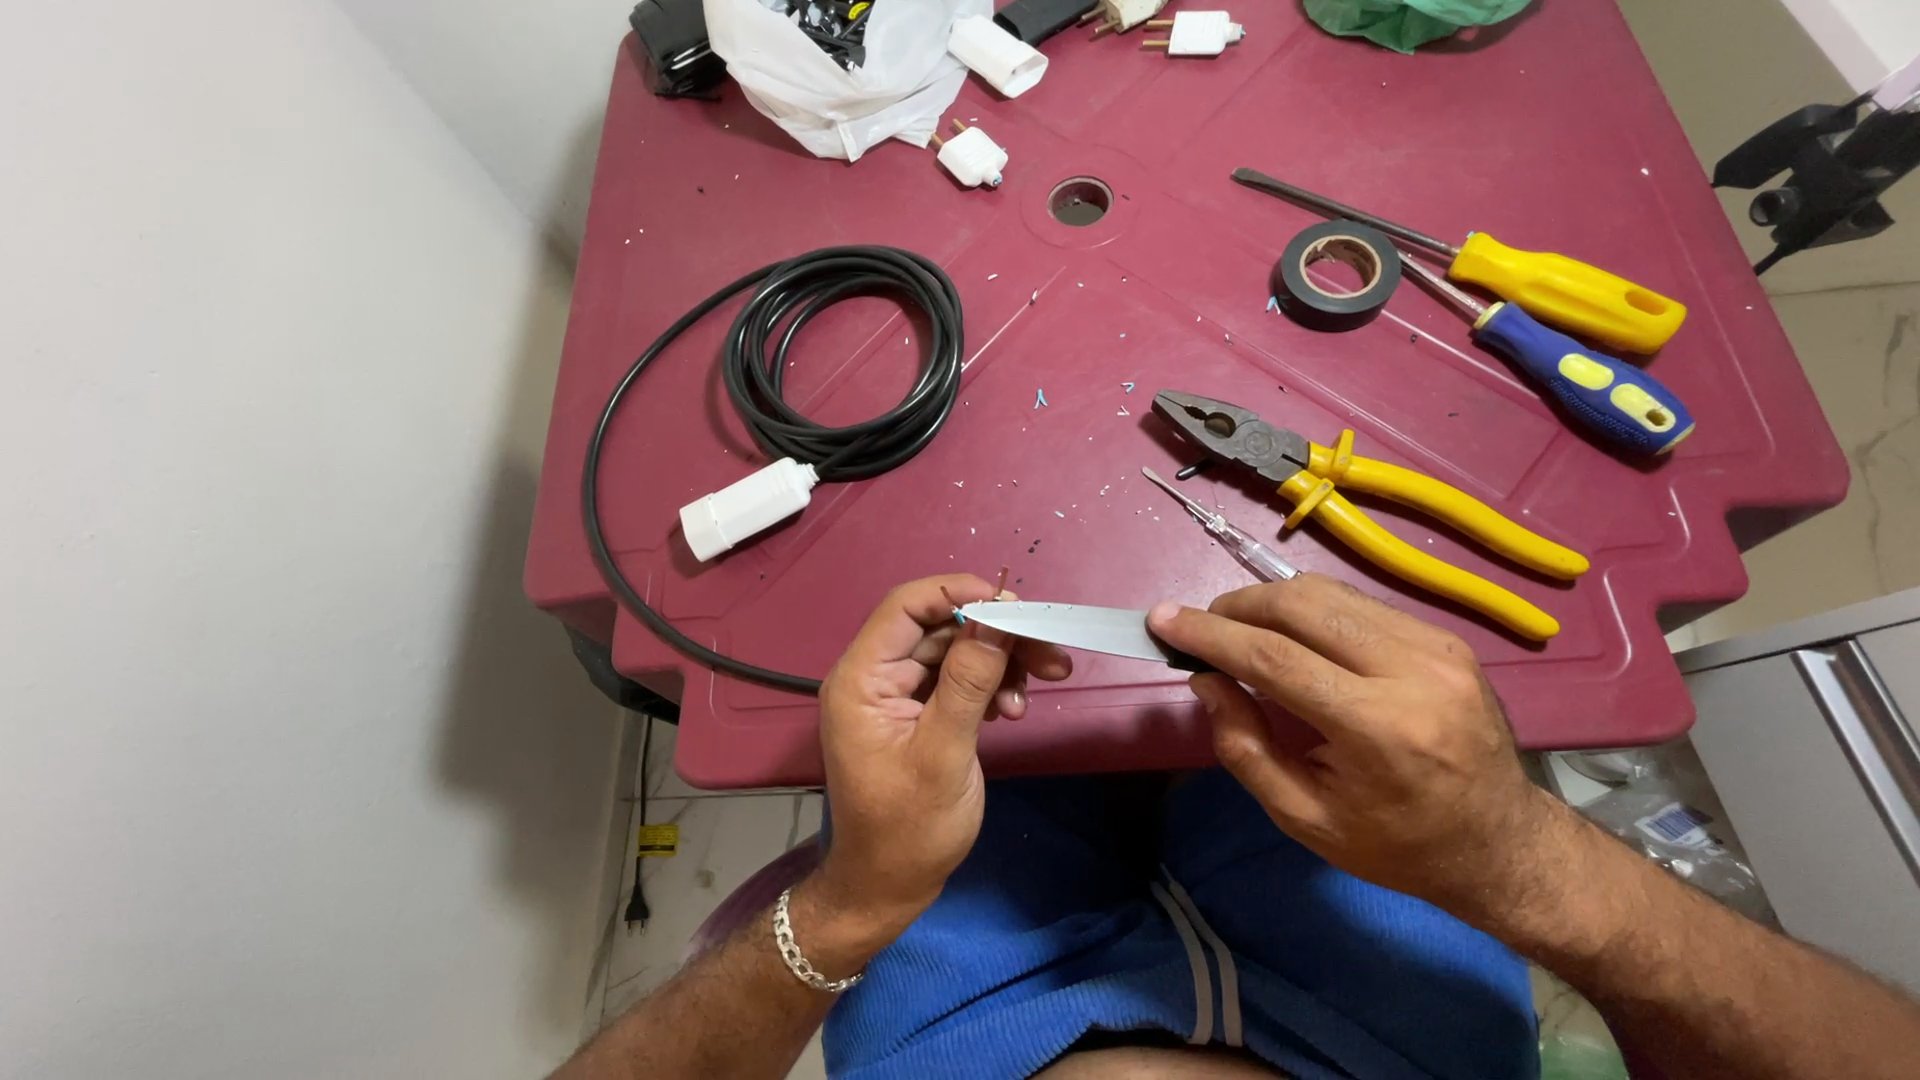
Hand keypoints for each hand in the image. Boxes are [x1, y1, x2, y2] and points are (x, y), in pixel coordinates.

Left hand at [813, 574, 1071, 937]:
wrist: (890, 888)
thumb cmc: (909, 830)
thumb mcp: (943, 755)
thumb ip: (968, 682)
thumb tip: (994, 617)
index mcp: (861, 679)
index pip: (905, 607)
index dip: (957, 593)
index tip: (1013, 602)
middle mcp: (875, 676)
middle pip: (939, 628)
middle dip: (995, 634)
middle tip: (1049, 651)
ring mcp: (897, 694)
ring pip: (956, 651)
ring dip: (1001, 661)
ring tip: (1040, 686)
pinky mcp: (919, 712)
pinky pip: (959, 679)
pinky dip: (991, 685)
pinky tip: (1014, 709)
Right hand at [1147, 574, 1552, 912]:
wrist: (1502, 845)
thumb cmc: (1395, 845)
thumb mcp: (1303, 817)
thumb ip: (1244, 746)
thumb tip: (1206, 679)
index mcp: (1380, 730)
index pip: (1275, 658)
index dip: (1210, 635)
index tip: (1163, 620)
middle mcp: (1414, 673)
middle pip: (1300, 606)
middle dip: (1235, 607)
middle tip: (1202, 628)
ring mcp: (1437, 648)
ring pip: (1326, 592)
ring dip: (1268, 602)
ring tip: (1239, 630)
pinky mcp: (1444, 638)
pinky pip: (1354, 602)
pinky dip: (1306, 609)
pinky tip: (1289, 636)